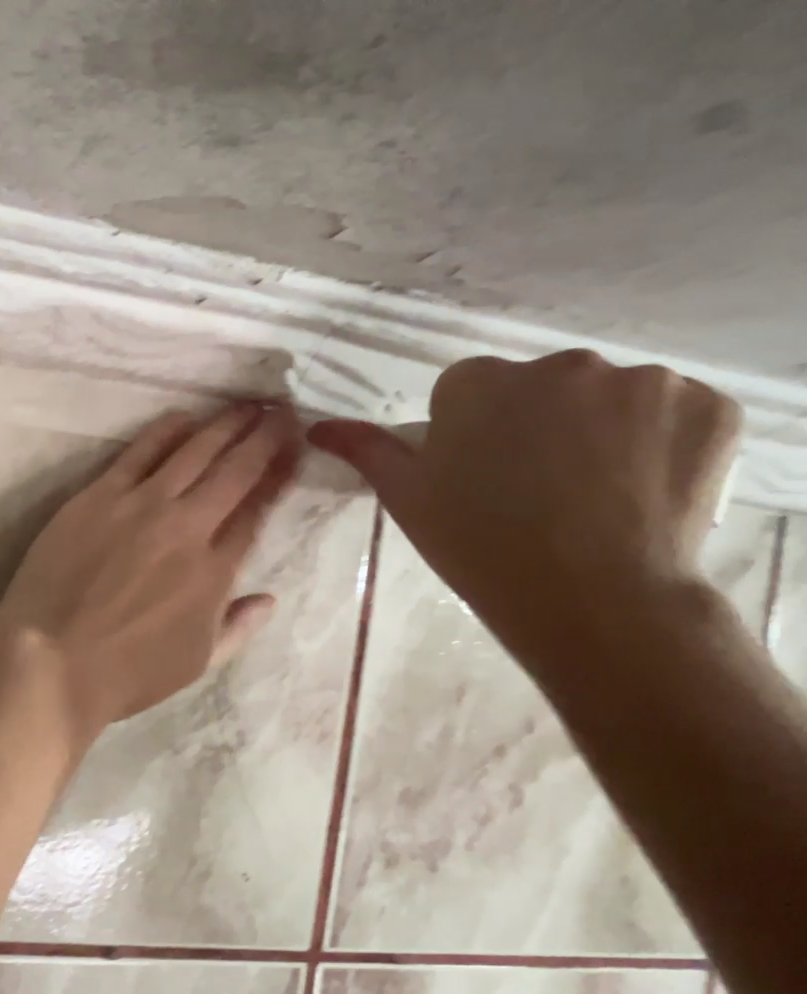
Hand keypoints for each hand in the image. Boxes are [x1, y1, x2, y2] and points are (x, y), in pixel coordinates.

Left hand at [0, 401, 301, 733]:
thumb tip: (269, 598)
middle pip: (235, 472)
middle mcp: (186, 528)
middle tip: (283, 411)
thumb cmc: (123, 673)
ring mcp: (138, 507)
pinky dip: (165, 431)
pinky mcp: (95, 497)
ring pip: (193, 452)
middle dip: (265, 437)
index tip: (295, 450)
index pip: (257, 511)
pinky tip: (182, 417)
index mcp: (215, 572)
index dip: (280, 476)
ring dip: (224, 425)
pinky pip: (137, 452)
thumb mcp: (196, 663)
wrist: (47, 659)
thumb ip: (238, 627)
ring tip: (246, 405)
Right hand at [308, 349, 740, 656]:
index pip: (468, 389)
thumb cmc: (478, 544)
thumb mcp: (407, 496)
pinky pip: (673, 411)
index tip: (478, 477)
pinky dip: (660, 439)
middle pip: (541, 386)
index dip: (470, 433)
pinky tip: (640, 485)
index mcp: (479, 382)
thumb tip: (318, 426)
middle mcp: (560, 365)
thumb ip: (366, 449)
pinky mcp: (709, 406)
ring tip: (592, 491)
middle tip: (533, 487)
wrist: (591, 595)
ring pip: (608, 397)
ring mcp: (642, 382)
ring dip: (600, 428)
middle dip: (537, 422)